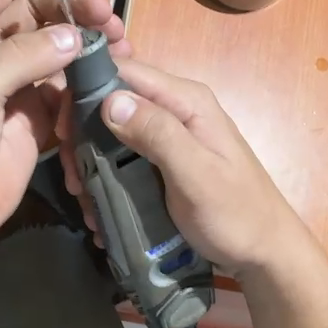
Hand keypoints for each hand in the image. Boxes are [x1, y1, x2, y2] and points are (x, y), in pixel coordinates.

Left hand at [0, 0, 125, 262]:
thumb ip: (18, 59)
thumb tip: (73, 36)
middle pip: (36, 10)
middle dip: (73, 6)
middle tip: (108, 17)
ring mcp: (12, 85)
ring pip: (56, 47)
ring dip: (87, 42)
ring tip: (119, 46)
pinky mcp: (34, 118)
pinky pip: (66, 87)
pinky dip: (87, 80)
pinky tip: (109, 80)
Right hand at [60, 58, 304, 279]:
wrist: (265, 254)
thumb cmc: (236, 215)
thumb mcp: (197, 175)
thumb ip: (158, 134)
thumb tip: (110, 101)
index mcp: (186, 101)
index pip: (124, 72)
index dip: (85, 93)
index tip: (62, 132)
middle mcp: (175, 111)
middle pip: (111, 105)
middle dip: (83, 139)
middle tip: (72, 178)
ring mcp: (169, 138)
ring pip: (112, 136)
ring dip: (90, 166)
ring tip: (86, 203)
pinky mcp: (163, 164)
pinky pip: (123, 162)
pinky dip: (106, 182)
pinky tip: (100, 211)